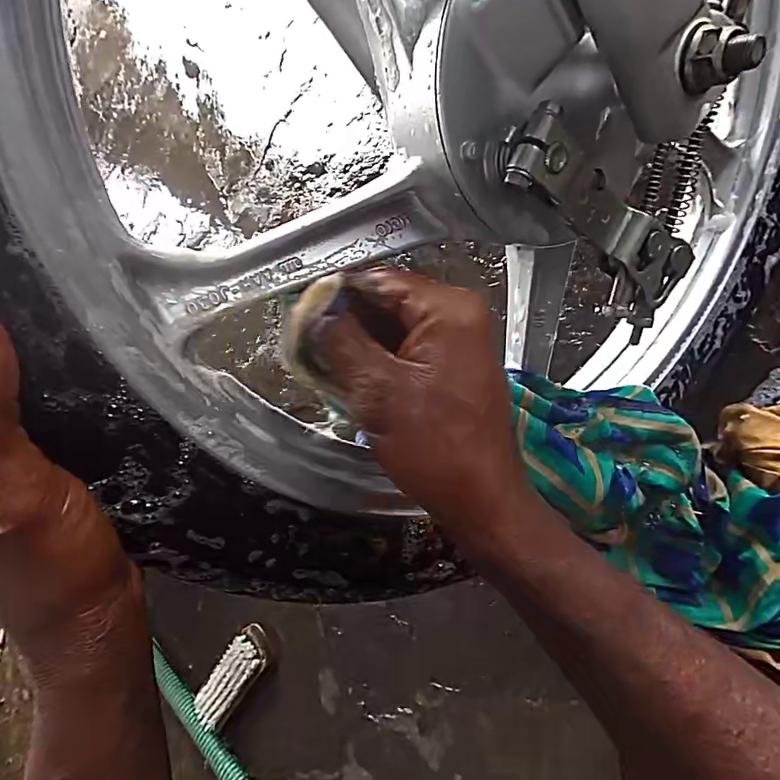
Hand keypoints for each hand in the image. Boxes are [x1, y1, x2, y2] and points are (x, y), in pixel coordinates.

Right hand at [307, 269, 531, 532]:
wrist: (481, 500)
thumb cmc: (436, 448)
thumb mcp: (378, 391)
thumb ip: (340, 342)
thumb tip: (314, 312)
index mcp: (448, 308)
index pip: (378, 279)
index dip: (334, 291)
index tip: (298, 308)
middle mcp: (458, 315)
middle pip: (386, 301)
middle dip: (345, 320)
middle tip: (305, 339)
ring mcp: (457, 342)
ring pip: (393, 328)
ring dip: (357, 343)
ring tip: (320, 360)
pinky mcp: (450, 368)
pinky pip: (405, 350)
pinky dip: (376, 360)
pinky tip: (348, 377)